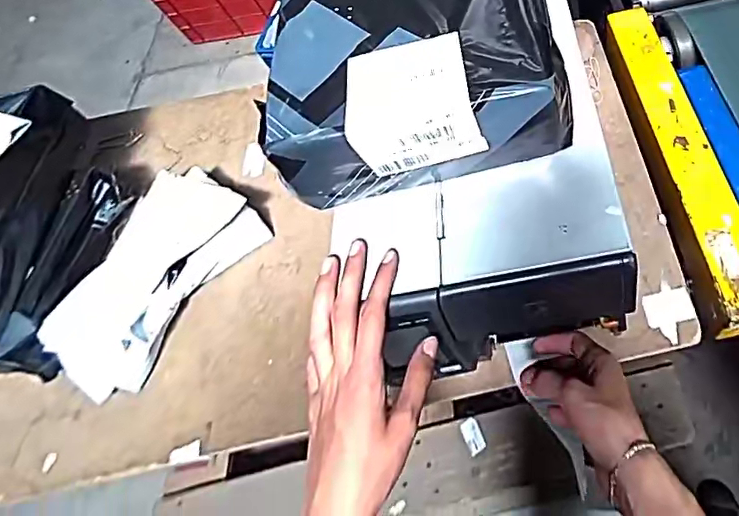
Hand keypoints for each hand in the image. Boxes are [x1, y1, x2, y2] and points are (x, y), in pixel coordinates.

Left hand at [304, 242, 436, 515]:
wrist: (334, 506)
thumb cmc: (368, 473)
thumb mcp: (405, 426)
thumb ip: (417, 381)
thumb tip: (427, 347)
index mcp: (363, 378)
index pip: (371, 316)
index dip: (380, 282)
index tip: (388, 259)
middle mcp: (338, 376)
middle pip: (340, 313)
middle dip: (348, 274)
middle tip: (355, 248)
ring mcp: (322, 386)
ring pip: (318, 328)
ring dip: (322, 293)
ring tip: (326, 268)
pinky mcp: (314, 400)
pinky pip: (311, 353)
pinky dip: (313, 328)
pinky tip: (315, 321)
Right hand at [518, 331, 647, 472]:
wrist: (624, 463)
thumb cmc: (612, 426)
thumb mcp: (573, 395)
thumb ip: (550, 382)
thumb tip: (534, 376)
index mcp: (602, 362)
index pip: (575, 341)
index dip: (554, 341)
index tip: (537, 346)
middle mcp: (603, 378)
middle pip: (571, 363)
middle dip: (549, 366)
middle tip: (530, 370)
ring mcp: (600, 400)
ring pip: (570, 386)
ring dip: (551, 386)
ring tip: (534, 387)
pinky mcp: (595, 421)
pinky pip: (573, 407)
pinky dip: (559, 406)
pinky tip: (551, 410)